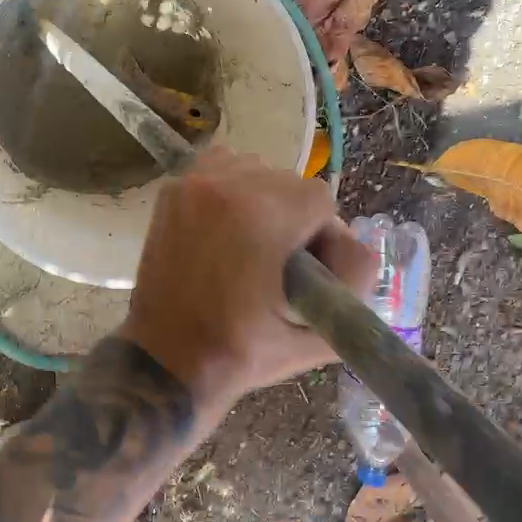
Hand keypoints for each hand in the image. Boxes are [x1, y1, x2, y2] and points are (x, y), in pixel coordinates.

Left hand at [117, 145, 375, 411]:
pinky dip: (231, 188)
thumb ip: (354, 280)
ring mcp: (192, 182)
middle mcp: (223, 185)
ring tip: (255, 245)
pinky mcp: (172, 188)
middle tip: (283, 263)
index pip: (320, 198)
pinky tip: (229, 226)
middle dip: (295, 217)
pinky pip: (219, 167)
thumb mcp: (319, 333)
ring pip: (254, 169)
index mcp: (259, 215)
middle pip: (287, 180)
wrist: (166, 355)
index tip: (310, 271)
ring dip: (264, 200)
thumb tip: (349, 240)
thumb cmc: (241, 349)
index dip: (324, 236)